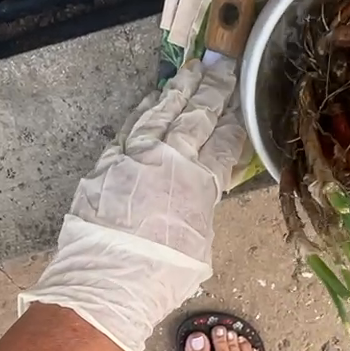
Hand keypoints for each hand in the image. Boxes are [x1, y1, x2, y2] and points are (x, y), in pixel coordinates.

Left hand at [19, 59, 247, 350]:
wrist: (108, 281)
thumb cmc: (161, 276)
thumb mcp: (199, 246)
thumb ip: (201, 211)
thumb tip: (198, 197)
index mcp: (199, 183)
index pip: (223, 144)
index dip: (234, 122)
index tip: (243, 102)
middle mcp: (168, 161)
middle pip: (194, 119)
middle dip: (211, 92)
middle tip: (222, 70)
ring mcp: (134, 157)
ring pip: (159, 114)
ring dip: (177, 92)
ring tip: (190, 73)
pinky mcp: (106, 163)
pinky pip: (130, 127)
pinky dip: (144, 111)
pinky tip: (151, 102)